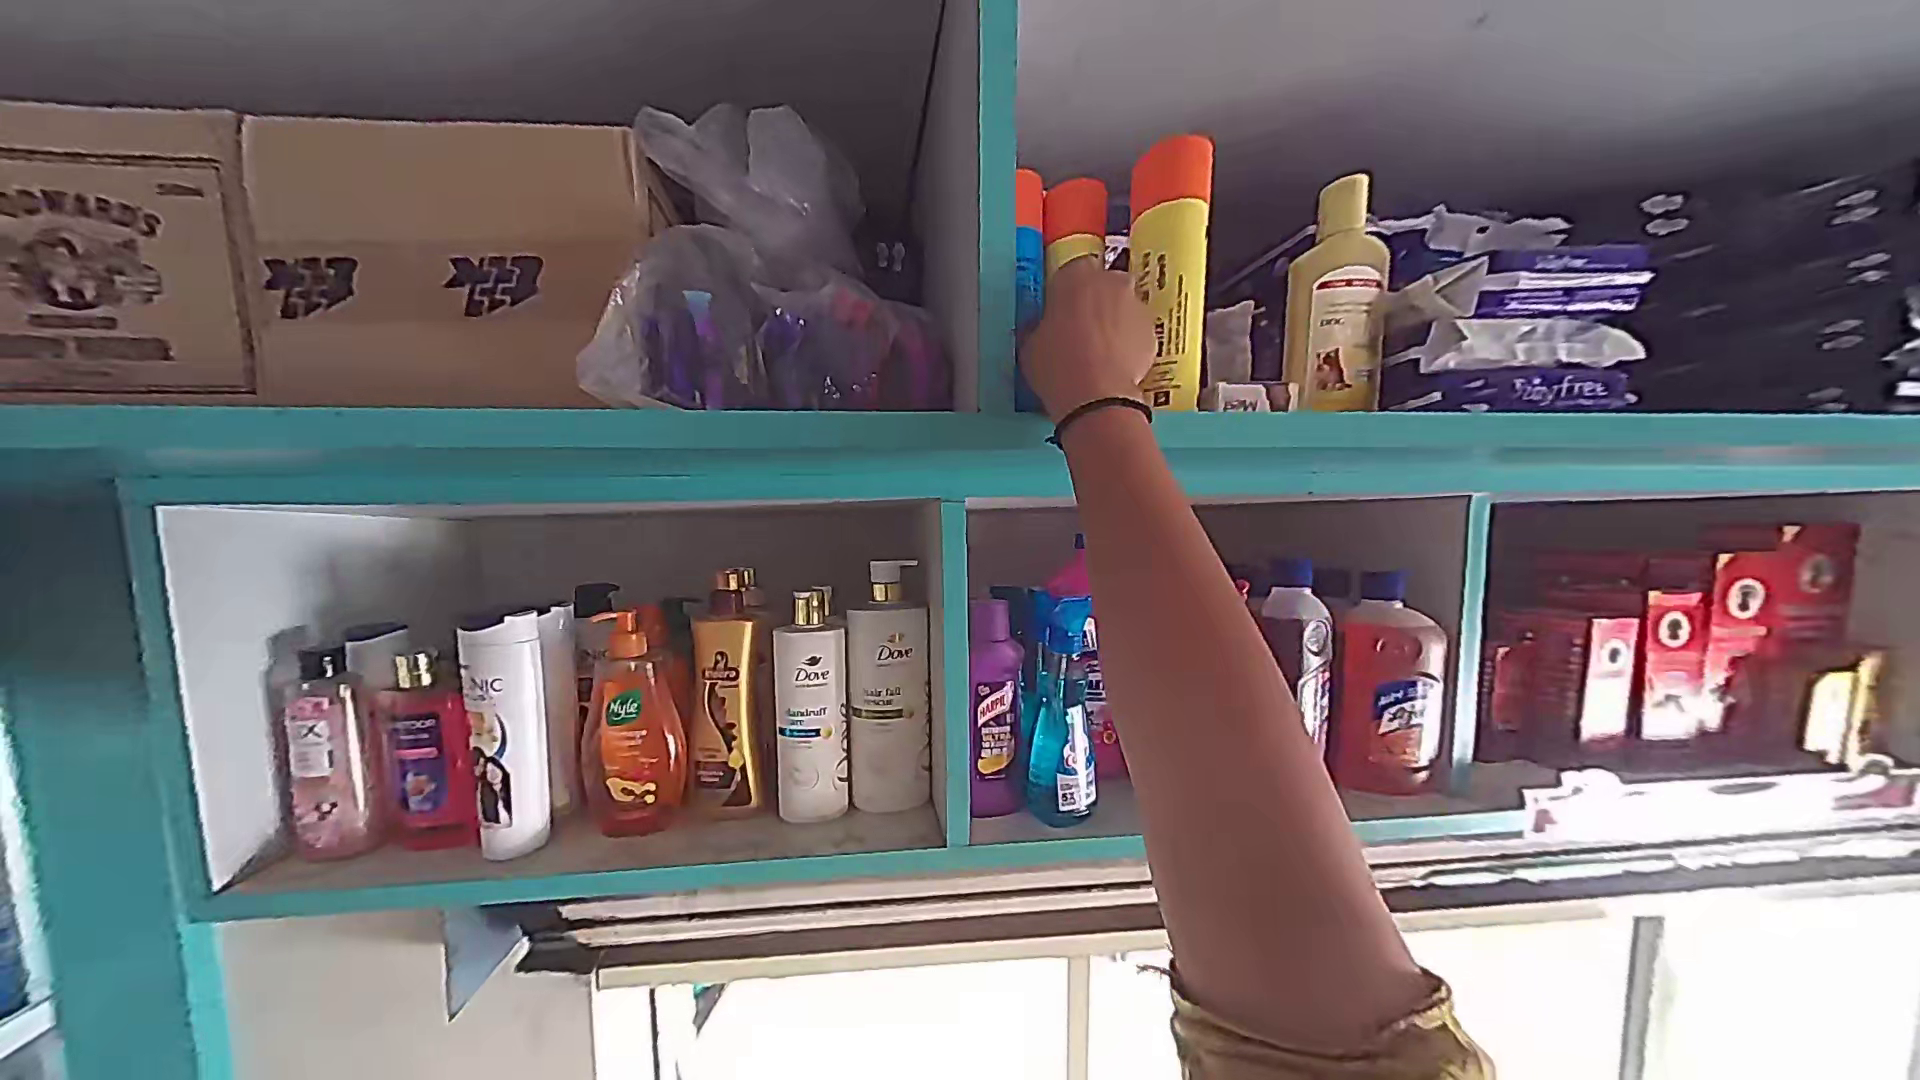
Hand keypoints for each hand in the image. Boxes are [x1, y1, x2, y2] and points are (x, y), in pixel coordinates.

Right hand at [1020, 257, 1154, 420]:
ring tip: (1099, 354)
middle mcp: (1110, 281)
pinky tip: (1115, 366)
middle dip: (1093, 303)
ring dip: (1113, 323)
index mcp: (1074, 276)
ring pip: (1123, 308)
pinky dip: (1129, 344)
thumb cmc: (1055, 366)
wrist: (1096, 396)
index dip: (1064, 295)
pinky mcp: (1152, 331)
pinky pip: (1136, 332)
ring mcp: (1135, 304)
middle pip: (1102, 285)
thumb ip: (1037, 328)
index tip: (1059, 313)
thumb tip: (1039, 327)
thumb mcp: (1029, 347)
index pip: (1069, 273)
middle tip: (1080, 332)